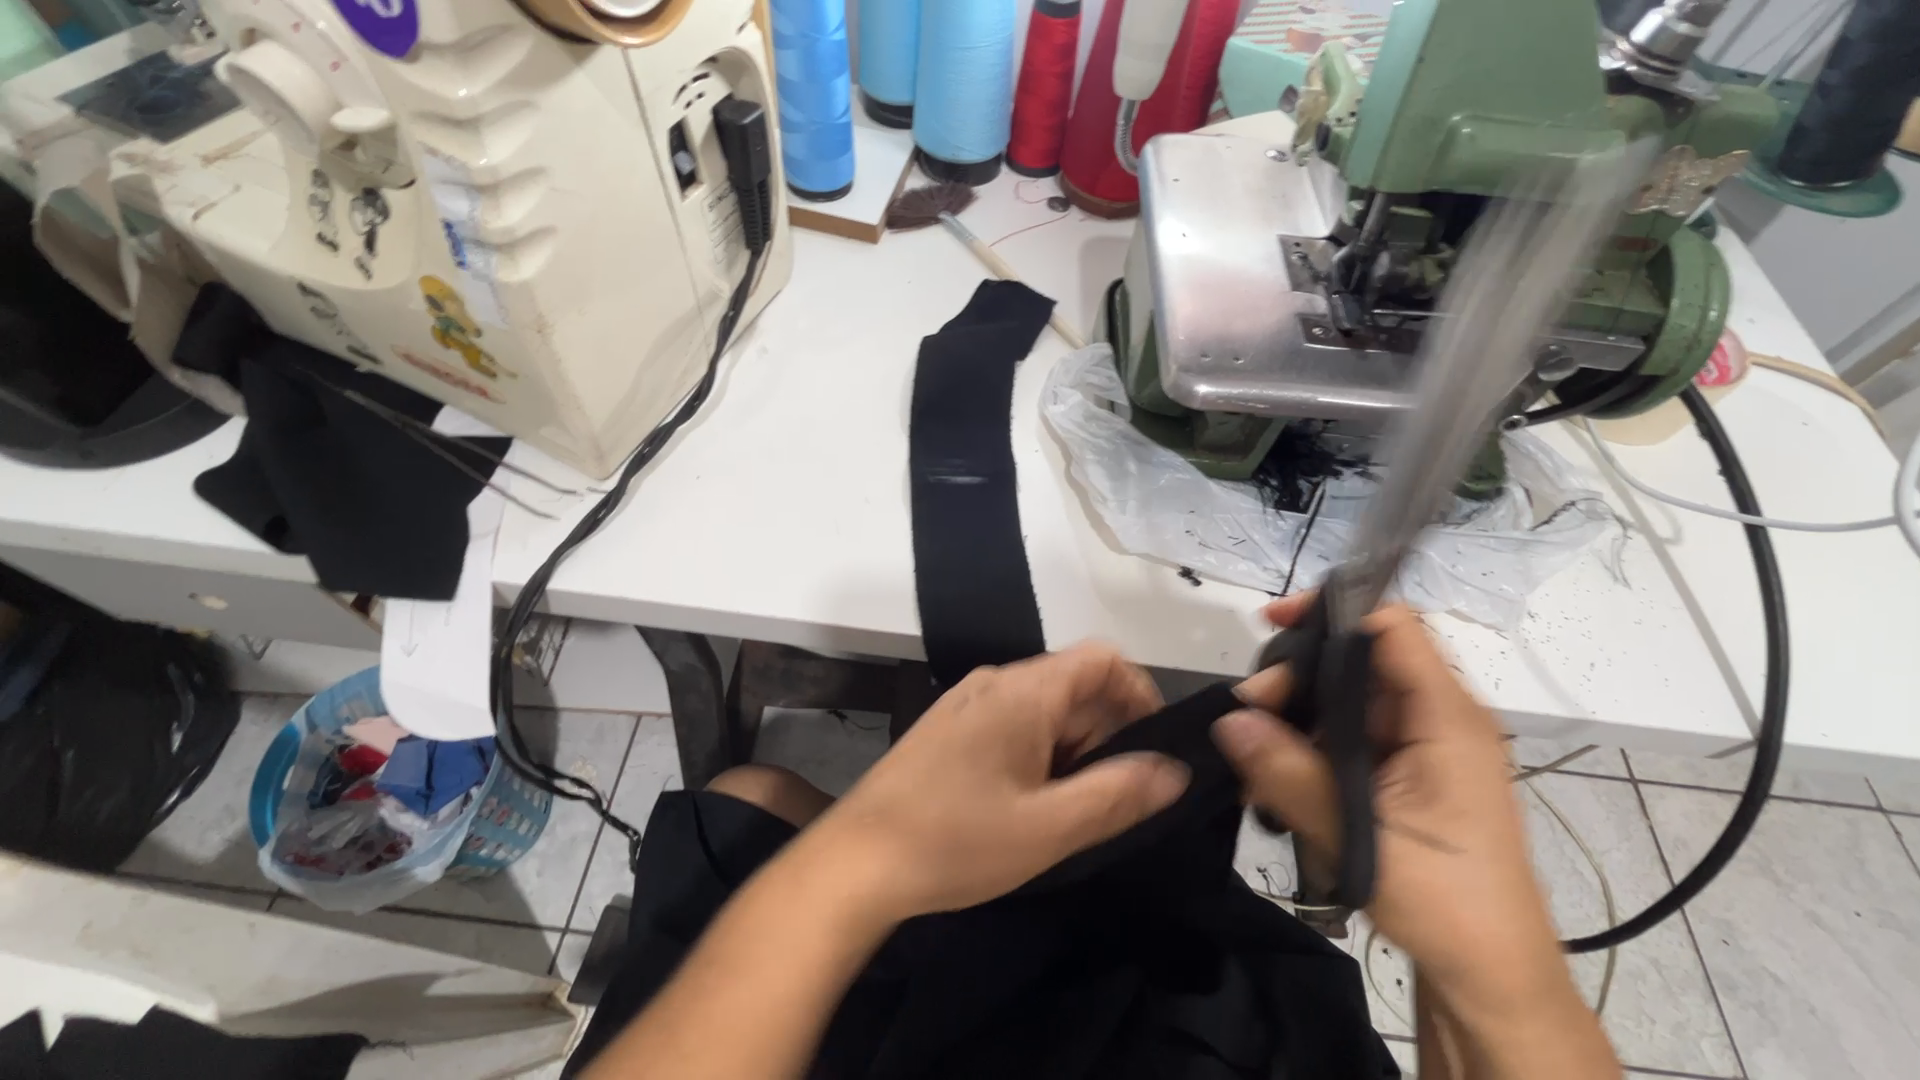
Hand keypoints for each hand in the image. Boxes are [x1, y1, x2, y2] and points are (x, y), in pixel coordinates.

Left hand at [804, 644, 1188, 920]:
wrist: (856, 862)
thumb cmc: (956, 841)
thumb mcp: (1049, 828)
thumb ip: (1119, 794)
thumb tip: (1175, 769)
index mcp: (1023, 691)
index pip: (1103, 659)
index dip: (1140, 694)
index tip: (1153, 750)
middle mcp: (994, 682)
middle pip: (1074, 686)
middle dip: (1104, 735)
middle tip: (1103, 800)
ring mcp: (965, 702)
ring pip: (1043, 709)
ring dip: (1069, 751)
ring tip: (1061, 811)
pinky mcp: (947, 728)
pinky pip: (1011, 723)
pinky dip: (1035, 753)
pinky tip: (1022, 805)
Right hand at [1215, 595, 1567, 1011]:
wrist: (1491, 971)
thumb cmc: (1444, 900)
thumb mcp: (1357, 834)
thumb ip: (1290, 773)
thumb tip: (1229, 720)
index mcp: (1446, 719)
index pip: (1393, 626)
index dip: (1333, 610)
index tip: (1271, 624)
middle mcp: (1438, 718)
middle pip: (1360, 659)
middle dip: (1297, 675)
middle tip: (1250, 715)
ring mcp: (1422, 744)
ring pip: (1348, 697)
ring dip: (1297, 713)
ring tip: (1255, 748)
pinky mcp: (1407, 770)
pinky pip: (1351, 733)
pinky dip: (1310, 741)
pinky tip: (1276, 771)